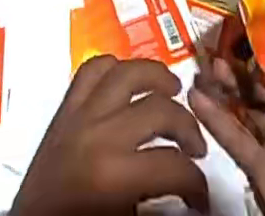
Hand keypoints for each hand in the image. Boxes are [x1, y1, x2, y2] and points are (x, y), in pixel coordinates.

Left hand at [12, 55, 210, 215]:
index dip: (197, 184)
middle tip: (195, 148)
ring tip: (173, 92)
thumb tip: (188, 192)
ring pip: (127, 73)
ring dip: (156, 77)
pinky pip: (90, 71)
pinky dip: (112, 67)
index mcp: (113, 175)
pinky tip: (128, 81)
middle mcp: (99, 134)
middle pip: (158, 110)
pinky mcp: (63, 111)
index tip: (202, 197)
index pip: (173, 166)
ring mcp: (78, 116)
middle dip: (187, 127)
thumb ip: (154, 196)